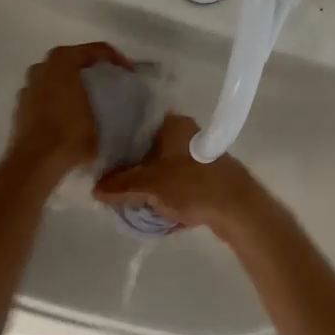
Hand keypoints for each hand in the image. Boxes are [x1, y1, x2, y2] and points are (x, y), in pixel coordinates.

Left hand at [7, 42, 129, 176]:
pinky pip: (44, 97)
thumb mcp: (101, 121)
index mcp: (63, 62)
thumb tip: (111, 111)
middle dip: (89, 69)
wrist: (37, 161)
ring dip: (70, 86)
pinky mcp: (21, 107)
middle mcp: (42, 68)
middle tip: (106, 82)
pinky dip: (56, 102)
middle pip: (71, 61)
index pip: (96, 50)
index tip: (128, 72)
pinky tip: (67, 117)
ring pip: (55, 79)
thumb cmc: (71, 135)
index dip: (116, 58)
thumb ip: (106, 108)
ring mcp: (28, 87)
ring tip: (86, 101)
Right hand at [93, 113, 270, 237]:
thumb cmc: (192, 187)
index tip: (100, 161)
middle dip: (129, 169)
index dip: (115, 144)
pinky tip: (150, 208)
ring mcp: (198, 157)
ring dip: (146, 184)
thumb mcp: (149, 186)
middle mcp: (186, 135)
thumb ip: (120, 186)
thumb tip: (96, 189)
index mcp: (173, 125)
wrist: (238, 210)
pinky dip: (162, 193)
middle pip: (147, 150)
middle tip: (110, 185)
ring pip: (161, 168)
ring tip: (126, 199)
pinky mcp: (205, 177)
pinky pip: (175, 183)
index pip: (135, 127)